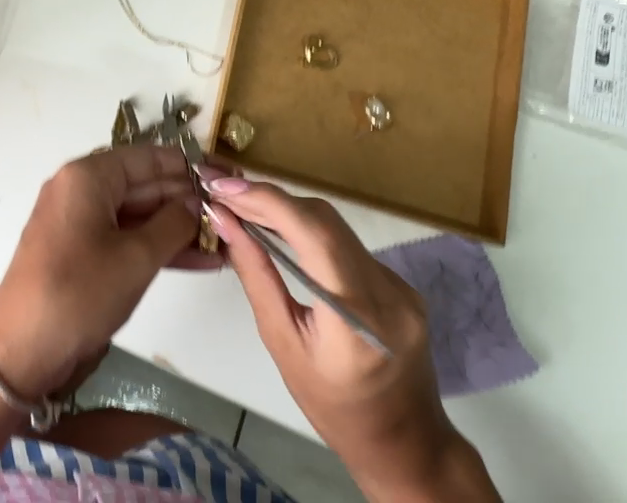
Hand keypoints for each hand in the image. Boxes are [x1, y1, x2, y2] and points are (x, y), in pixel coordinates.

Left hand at [0, 146, 202, 399]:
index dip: (185, 167)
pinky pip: (125, 237)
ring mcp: (78, 221)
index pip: (145, 158)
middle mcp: (79, 189)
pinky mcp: (80, 251)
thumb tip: (196, 202)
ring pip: (136, 214)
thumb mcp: (137, 257)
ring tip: (225, 242)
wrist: (25, 347)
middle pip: (141, 184)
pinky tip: (200, 261)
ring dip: (177, 228)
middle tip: (233, 215)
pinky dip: (157, 247)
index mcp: (86, 176)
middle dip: (185, 201)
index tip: (224, 180)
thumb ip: (173, 224)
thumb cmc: (81, 292)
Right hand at [208, 180, 498, 502]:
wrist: (404, 442)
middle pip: (324, 220)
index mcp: (356, 314)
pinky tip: (279, 235)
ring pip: (335, 227)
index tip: (222, 185)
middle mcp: (387, 290)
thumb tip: (225, 222)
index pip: (312, 232)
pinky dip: (308, 232)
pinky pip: (346, 244)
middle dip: (270, 200)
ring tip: (241, 209)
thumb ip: (256, 276)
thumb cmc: (332, 405)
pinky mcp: (399, 284)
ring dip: (286, 212)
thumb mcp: (282, 342)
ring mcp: (399, 284)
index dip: (265, 199)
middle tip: (222, 194)